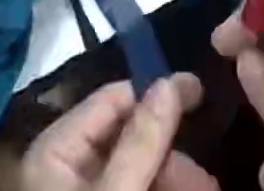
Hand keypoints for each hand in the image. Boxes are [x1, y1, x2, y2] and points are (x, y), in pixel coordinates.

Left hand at [21, 74, 218, 190]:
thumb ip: (140, 143)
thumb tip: (168, 83)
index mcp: (55, 150)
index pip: (111, 100)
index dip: (155, 92)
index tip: (199, 90)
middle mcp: (66, 167)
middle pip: (129, 139)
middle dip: (172, 154)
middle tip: (208, 182)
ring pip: (138, 169)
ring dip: (174, 177)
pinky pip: (135, 188)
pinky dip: (161, 189)